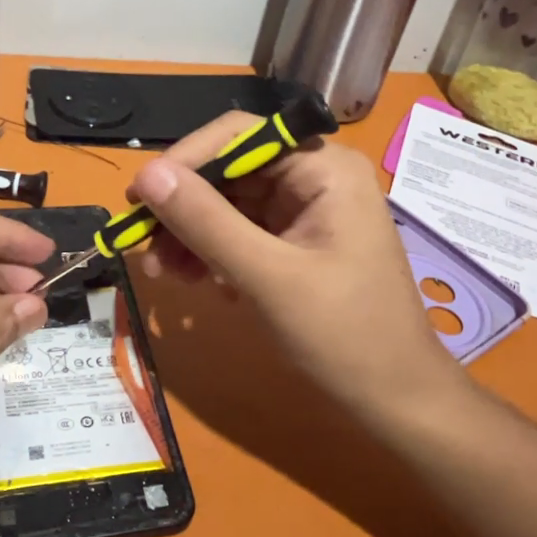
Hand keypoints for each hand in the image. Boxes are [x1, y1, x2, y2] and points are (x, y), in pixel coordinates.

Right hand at [129, 112, 455, 419]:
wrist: (397, 400)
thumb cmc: (344, 335)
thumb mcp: (268, 277)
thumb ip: (206, 222)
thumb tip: (147, 175)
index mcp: (323, 169)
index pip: (239, 135)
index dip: (184, 160)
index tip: (139, 199)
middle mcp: (315, 178)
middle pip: (229, 170)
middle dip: (183, 207)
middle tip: (142, 247)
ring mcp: (306, 212)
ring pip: (229, 204)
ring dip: (191, 235)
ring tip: (165, 275)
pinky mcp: (296, 244)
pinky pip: (241, 233)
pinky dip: (213, 253)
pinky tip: (200, 285)